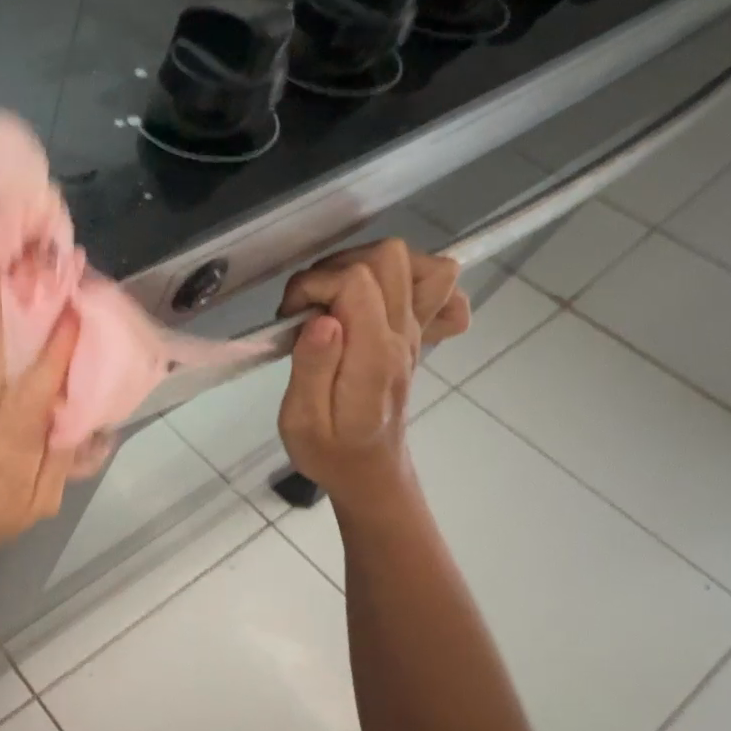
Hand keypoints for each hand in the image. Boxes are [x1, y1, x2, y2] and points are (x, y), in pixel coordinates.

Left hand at [0, 297, 81, 562]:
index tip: (75, 311)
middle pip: (1, 354)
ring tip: (24, 269)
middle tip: (52, 272)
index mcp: (4, 449)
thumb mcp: (38, 504)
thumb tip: (92, 415)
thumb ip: (65, 459)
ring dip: (0, 306)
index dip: (56, 349)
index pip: (33, 388)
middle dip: (28, 312)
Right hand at [275, 240, 470, 505]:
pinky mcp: (417, 335)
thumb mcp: (301, 420)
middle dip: (337, 267)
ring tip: (336, 296)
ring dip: (370, 266)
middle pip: (389, 258)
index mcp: (372, 356)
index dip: (314, 285)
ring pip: (417, 263)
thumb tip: (322, 320)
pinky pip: (441, 288)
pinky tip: (382, 300)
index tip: (289, 316)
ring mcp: (416, 333)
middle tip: (308, 303)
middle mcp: (402, 336)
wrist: (370, 472)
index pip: (356, 282)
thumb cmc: (327, 451)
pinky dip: (415, 280)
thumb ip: (312, 368)